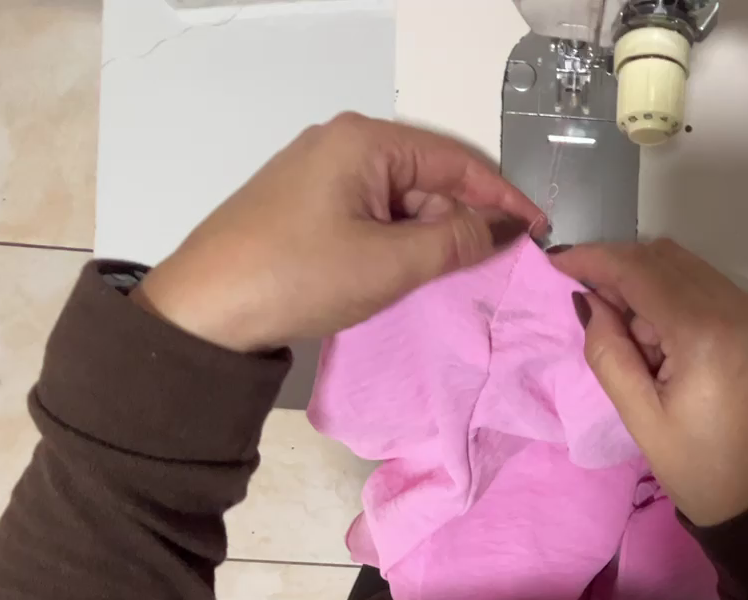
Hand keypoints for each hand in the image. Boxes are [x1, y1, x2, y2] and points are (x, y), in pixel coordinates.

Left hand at [134, 113, 546, 351]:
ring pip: (405, 200)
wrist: (207, 310)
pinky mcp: (312, 204)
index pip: (456, 161)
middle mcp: (345, 144)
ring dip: (437, 235)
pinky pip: (378, 215)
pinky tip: (419, 270)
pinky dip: (406, 242)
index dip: (504, 199)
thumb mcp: (391, 263)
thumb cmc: (300, 277)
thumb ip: (457, 242)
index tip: (540, 232)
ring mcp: (325, 174)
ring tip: (463, 275)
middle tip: (502, 265)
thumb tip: (508, 229)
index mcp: (366, 142)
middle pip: (431, 178)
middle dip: (468, 220)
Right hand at [553, 240, 747, 526]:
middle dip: (619, 272)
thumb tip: (588, 301)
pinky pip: (706, 286)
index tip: (557, 263)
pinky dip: (674, 298)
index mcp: (704, 331)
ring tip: (633, 340)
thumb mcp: (640, 417)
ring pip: (685, 267)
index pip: (639, 270)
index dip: (594, 260)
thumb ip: (608, 352)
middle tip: (592, 312)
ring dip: (647, 286)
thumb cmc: (696, 466)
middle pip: (663, 257)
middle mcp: (736, 305)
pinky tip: (662, 340)